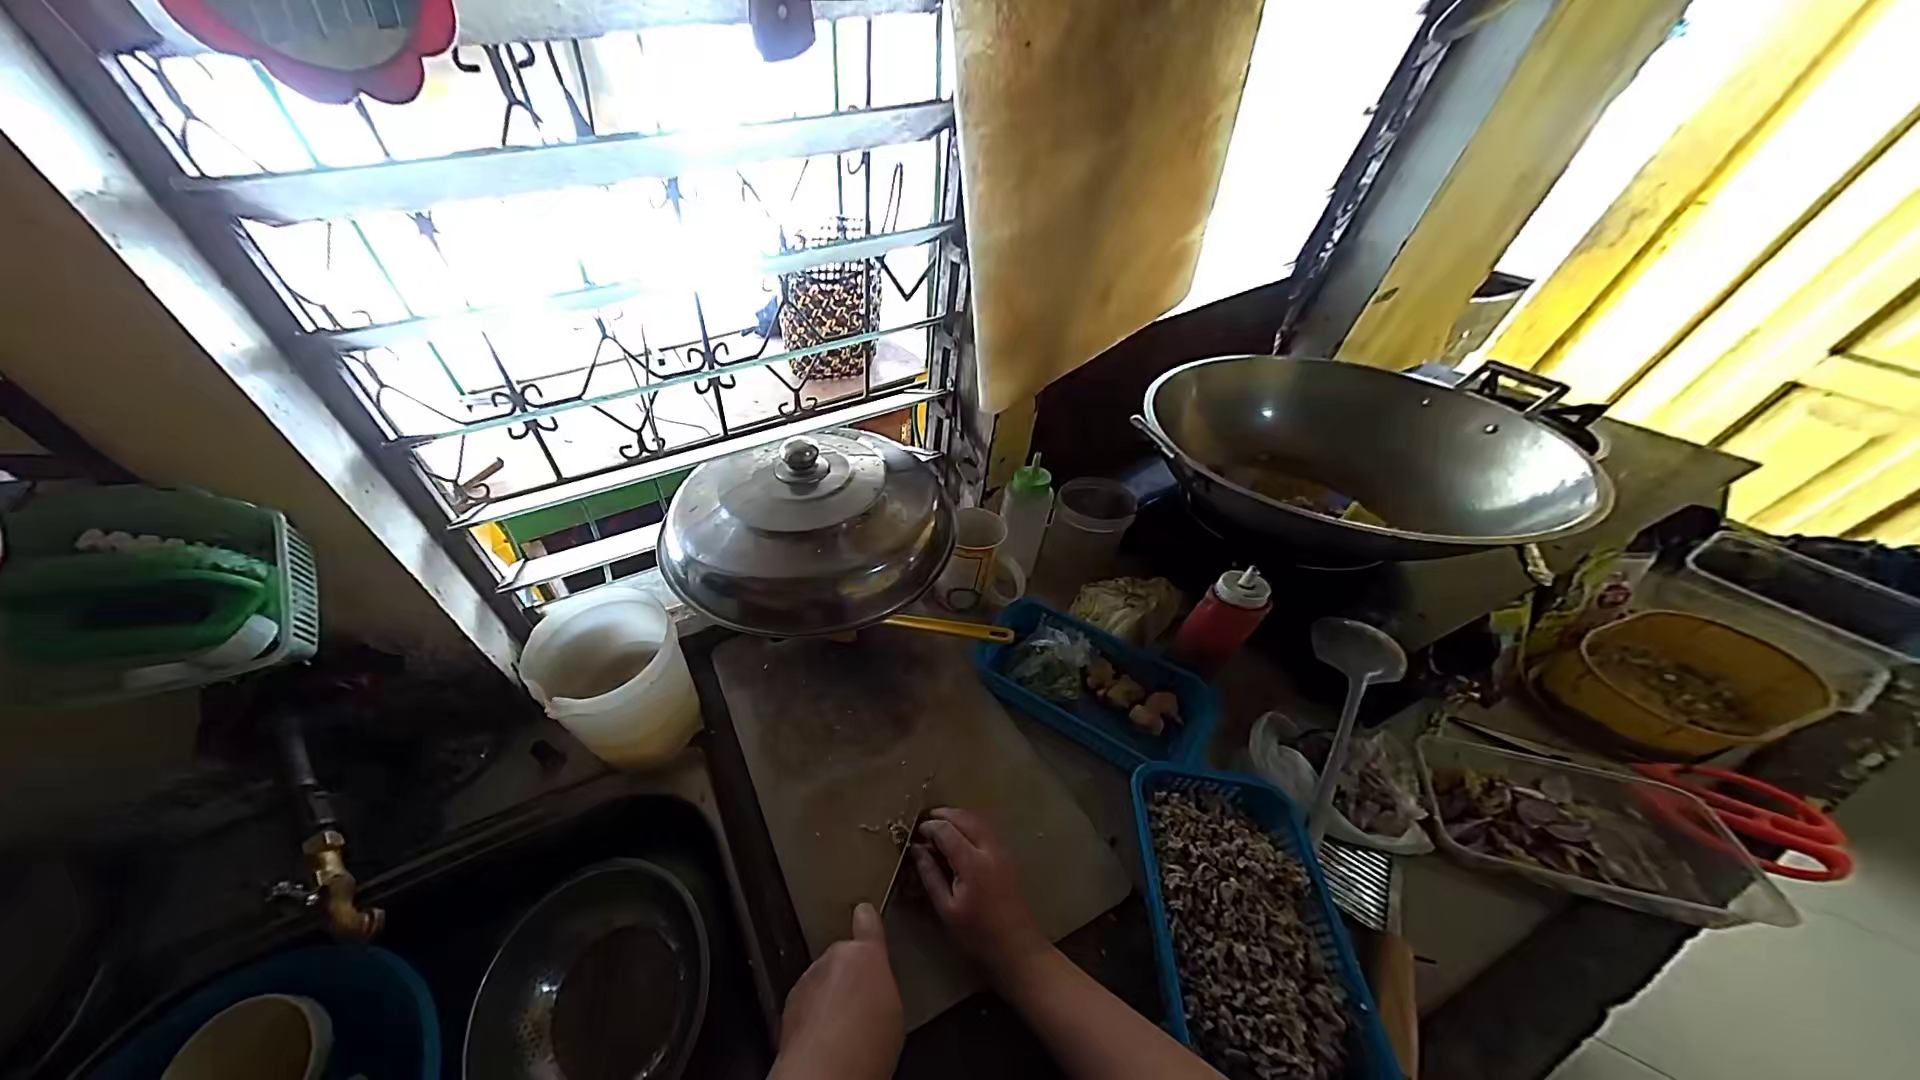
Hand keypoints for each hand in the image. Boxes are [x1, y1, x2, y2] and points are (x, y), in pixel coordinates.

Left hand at [770, 902, 902, 1079]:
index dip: (866, 919)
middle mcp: (835, 958)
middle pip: (843, 959)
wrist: (824, 1075)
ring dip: (828, 998)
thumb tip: (877, 989)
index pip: (867, 922)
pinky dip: (812, 1017)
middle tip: (860, 1009)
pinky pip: (806, 1003)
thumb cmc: (864, 1049)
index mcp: (867, 954)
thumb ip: (883, 984)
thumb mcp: (895, 1011)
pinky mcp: (789, 1004)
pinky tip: (822, 1041)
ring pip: (822, 981)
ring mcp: (809, 979)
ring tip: (841, 1031)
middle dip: (848, 978)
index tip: (864, 912)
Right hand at [913, 807, 1049, 981]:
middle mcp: (988, 848)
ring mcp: (1001, 850)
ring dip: (957, 817)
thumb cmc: (978, 933)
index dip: (928, 827)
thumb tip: (917, 850)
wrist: (1017, 946)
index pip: (946, 830)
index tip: (915, 833)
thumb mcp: (947, 909)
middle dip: (943, 814)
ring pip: (977, 819)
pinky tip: (960, 836)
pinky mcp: (1007, 855)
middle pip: (964, 817)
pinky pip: (986, 828)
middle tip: (924, 822)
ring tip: (939, 825)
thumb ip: (931, 875)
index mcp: (972, 862)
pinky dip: (970, 824)